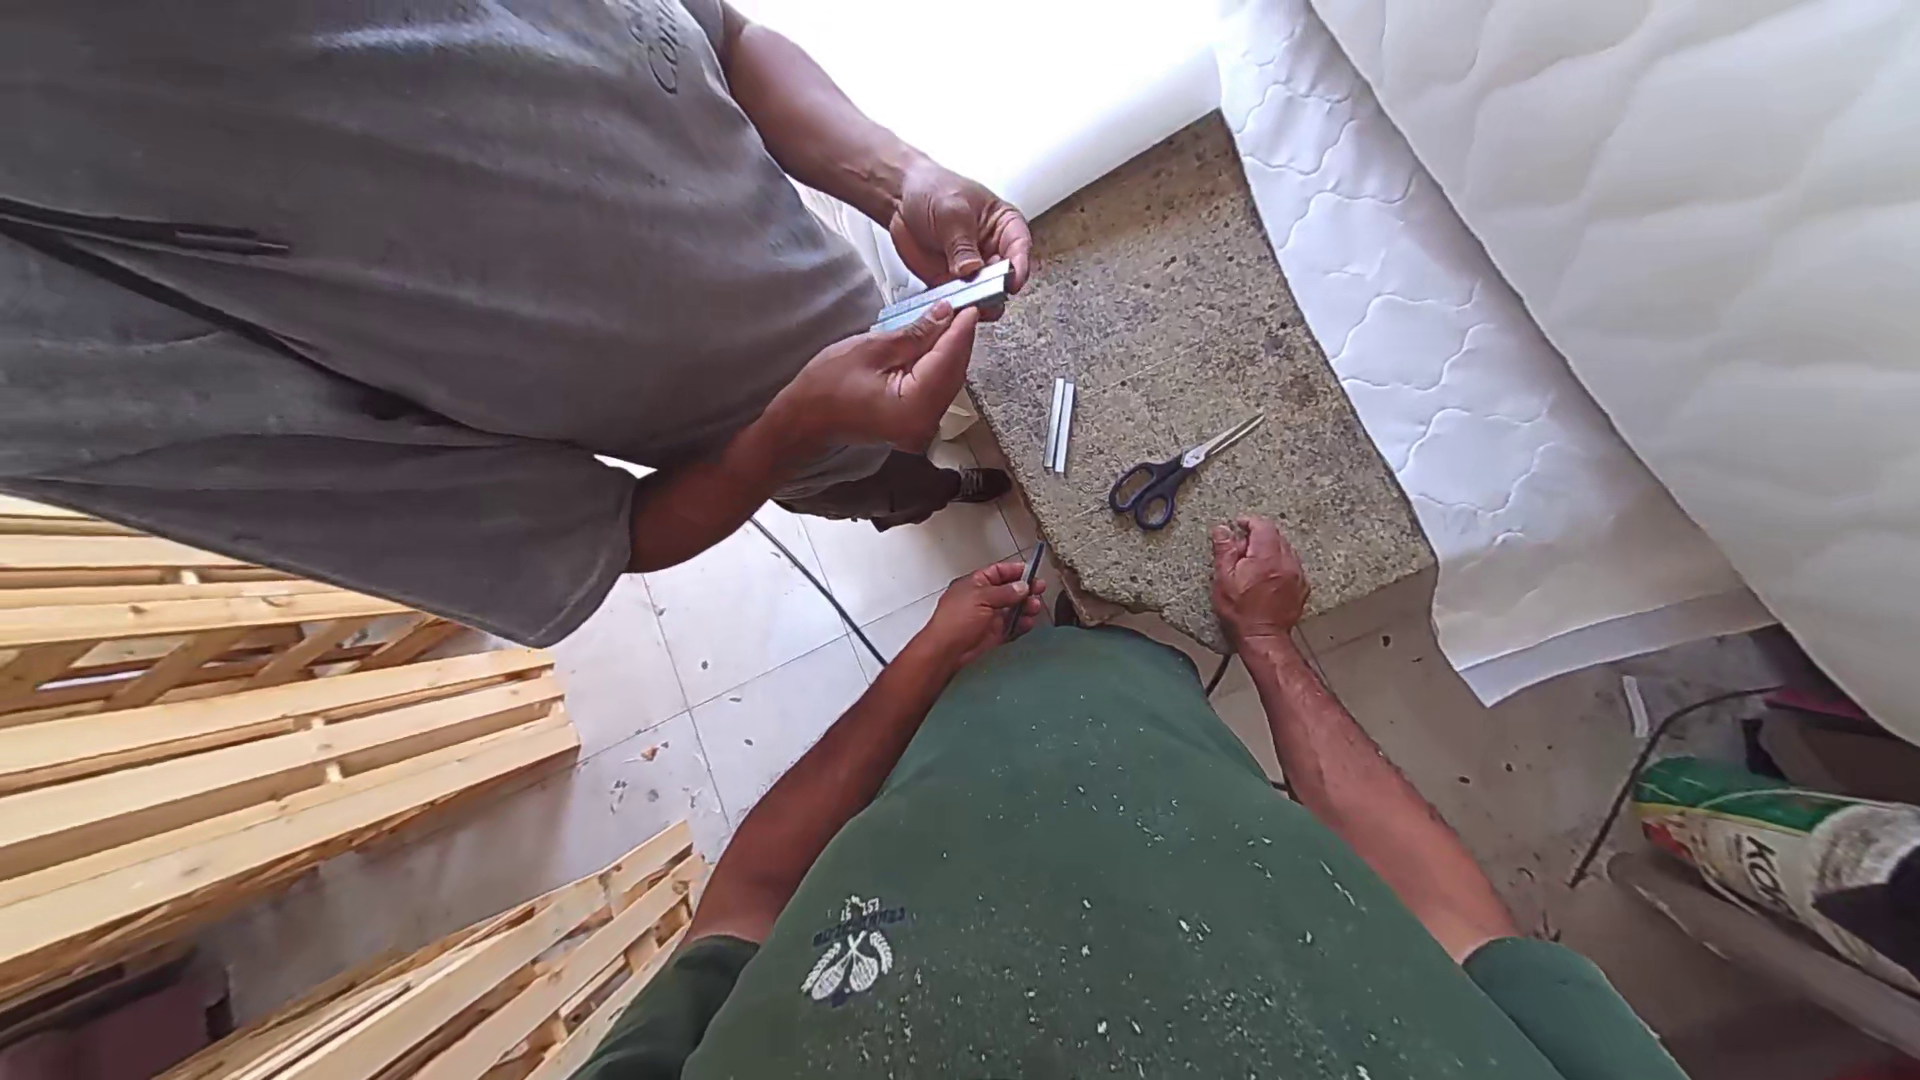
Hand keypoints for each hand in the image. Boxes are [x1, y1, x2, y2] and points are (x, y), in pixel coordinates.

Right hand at [766, 302, 978, 452]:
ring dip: (949, 353)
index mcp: (913, 408)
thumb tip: (944, 315)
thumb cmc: (826, 388)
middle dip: (957, 340)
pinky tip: (936, 348)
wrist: (806, 419)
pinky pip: (936, 393)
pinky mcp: (916, 426)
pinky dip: (938, 368)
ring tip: (947, 323)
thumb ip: (915, 334)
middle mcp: (923, 425)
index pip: (948, 361)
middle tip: (960, 309)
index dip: (960, 330)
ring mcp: (921, 429)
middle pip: (954, 373)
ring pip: (948, 383)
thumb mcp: (872, 349)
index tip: (971, 306)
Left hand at [891, 159, 1033, 297]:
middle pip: (1004, 279)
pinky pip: (959, 302)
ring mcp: (973, 271)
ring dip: (976, 303)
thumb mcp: (951, 211)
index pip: (1019, 247)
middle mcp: (992, 251)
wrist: (901, 198)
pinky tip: (950, 305)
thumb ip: (962, 244)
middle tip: (984, 294)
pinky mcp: (953, 285)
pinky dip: (956, 307)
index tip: (1012, 283)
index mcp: (1003, 226)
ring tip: (965, 302)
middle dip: (995, 290)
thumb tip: (971, 269)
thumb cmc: (932, 190)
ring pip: (984, 296)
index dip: (1019, 267)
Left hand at [908, 561, 1047, 670]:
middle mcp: (981, 599)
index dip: (1014, 571)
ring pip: (1012, 609)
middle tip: (1039, 588)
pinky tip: (1028, 622)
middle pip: (1008, 590)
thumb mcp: (981, 598)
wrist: (947, 651)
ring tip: (1035, 606)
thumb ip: (1005, 592)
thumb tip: (1022, 586)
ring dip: (1025, 606)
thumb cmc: (955, 621)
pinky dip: (1021, 624)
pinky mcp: (993, 635)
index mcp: (974, 584)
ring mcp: (987, 617)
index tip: (1031, 572)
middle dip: (1024, 589)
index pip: (997, 572)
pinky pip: (1012, 626)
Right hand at [1211, 515, 1309, 647]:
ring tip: (1252, 565)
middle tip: (1240, 550)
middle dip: (1257, 537)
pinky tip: (1265, 577)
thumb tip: (1222, 529)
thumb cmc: (1240, 611)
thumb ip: (1224, 550)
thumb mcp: (1223, 578)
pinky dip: (1278, 564)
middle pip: (1276, 536)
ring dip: (1269, 550)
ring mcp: (1297, 575)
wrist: (1262, 636)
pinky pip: (1291, 565)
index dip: (1249, 522)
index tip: (1239, 525)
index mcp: (1266, 558)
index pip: (1263, 526)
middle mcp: (1287, 563)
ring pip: (1285, 550)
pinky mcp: (1302, 586)